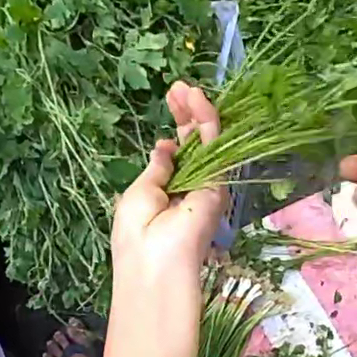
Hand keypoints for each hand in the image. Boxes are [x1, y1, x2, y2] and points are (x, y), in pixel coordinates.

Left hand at [110, 82, 225, 288]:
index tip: (170, 103)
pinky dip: (206, 121)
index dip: (176, 129)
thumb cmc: (138, 238)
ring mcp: (209, 186)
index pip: (179, 155)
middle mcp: (193, 187)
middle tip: (178, 89)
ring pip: (208, 142)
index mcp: (169, 191)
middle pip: (195, 145)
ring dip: (198, 112)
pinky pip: (215, 147)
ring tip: (185, 88)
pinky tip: (197, 100)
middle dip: (187, 115)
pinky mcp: (219, 185)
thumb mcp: (139, 194)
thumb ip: (157, 169)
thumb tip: (166, 146)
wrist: (158, 268)